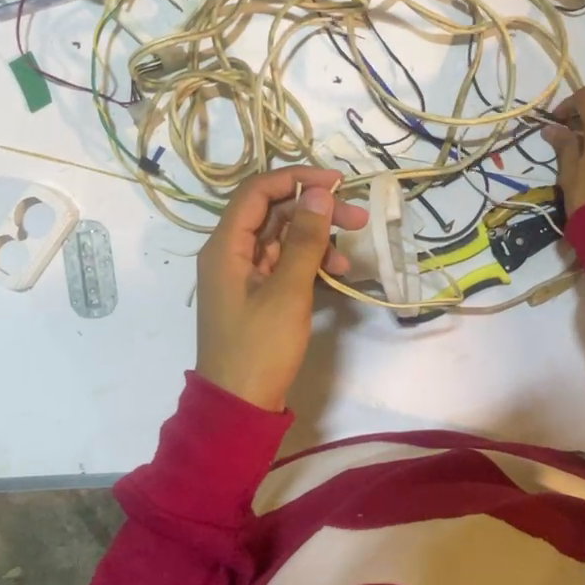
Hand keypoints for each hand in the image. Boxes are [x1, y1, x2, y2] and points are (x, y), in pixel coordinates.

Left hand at [196, 166, 370, 411]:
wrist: (239, 405)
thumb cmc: (260, 347)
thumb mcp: (287, 291)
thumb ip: (304, 240)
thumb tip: (319, 193)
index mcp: (225, 246)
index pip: (257, 191)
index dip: (297, 180)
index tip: (338, 183)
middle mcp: (230, 253)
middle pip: (273, 213)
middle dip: (315, 212)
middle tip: (358, 218)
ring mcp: (243, 275)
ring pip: (282, 239)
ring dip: (316, 240)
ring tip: (349, 257)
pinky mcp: (256, 295)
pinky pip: (283, 265)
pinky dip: (309, 264)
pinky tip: (335, 274)